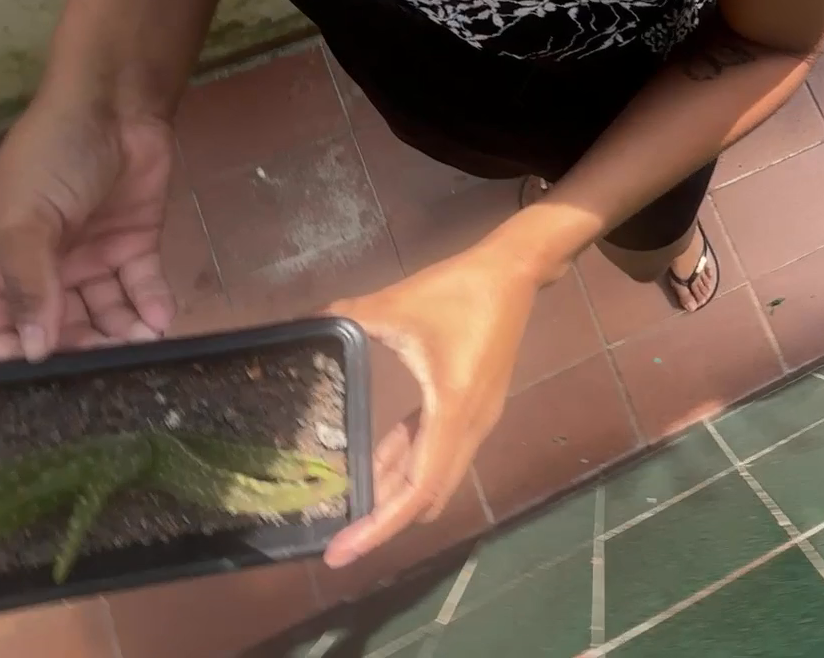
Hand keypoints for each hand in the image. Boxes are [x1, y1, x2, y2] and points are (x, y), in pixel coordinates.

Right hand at [0, 95, 178, 361]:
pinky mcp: (136, 243)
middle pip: (56, 324)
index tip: (38, 369)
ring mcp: (92, 256)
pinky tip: (161, 320)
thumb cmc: (52, 159)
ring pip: (104, 310)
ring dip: (120, 332)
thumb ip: (29, 284)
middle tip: (107, 364)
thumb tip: (31, 348)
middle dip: (79, 346)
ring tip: (142, 346)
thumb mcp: (22, 220)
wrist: (116, 112)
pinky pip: (142, 285)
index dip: (7, 349)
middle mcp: (44, 265)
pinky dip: (151, 304)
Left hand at [321, 245, 544, 567]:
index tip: (340, 553)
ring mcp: (479, 416)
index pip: (418, 489)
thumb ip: (349, 316)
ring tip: (352, 496)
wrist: (514, 270)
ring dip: (399, 487)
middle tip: (338, 535)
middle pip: (430, 493)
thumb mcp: (398, 303)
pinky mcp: (479, 402)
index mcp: (452, 409)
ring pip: (438, 473)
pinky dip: (413, 460)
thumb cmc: (460, 290)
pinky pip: (443, 447)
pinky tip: (381, 455)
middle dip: (386, 518)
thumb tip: (309, 321)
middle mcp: (471, 425)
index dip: (380, 526)